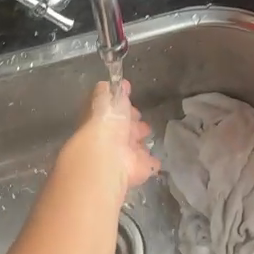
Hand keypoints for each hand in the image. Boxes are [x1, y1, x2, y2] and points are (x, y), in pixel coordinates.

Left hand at [59, 80, 157, 198]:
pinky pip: (146, 163)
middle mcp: (110, 139)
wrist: (109, 156)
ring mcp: (123, 156)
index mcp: (101, 120)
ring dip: (138, 141)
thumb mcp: (106, 98)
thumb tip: (115, 83)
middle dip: (131, 124)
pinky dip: (149, 161)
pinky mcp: (137, 170)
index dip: (120, 106)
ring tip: (146, 133)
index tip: (128, 100)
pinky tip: (153, 158)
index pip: (111, 111)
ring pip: (133, 146)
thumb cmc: (106, 123)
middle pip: (123, 129)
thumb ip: (111, 91)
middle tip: (138, 119)